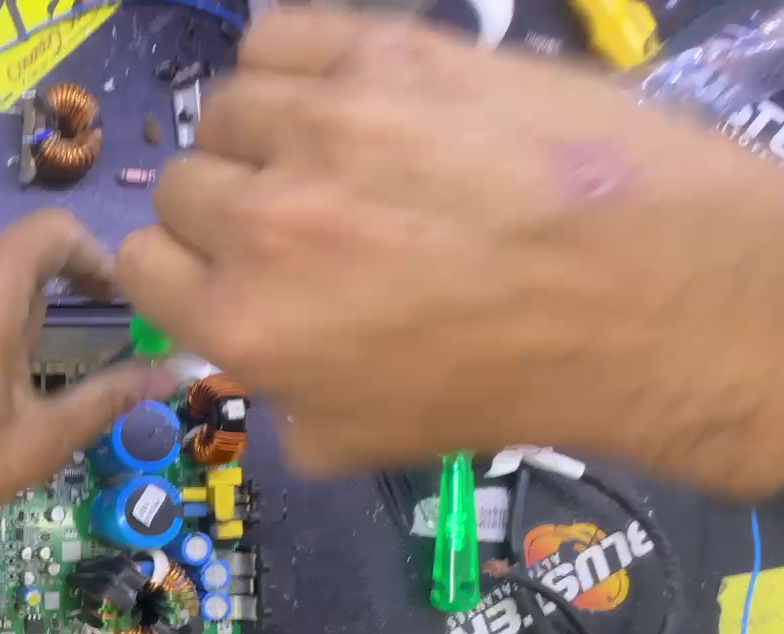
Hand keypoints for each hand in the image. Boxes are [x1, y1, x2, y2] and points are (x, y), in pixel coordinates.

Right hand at [117, 11, 783, 496]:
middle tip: (281, 222)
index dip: (172, 270)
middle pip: (176, 187)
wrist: (645, 297)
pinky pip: (277, 35)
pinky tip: (328, 93)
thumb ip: (262, 396)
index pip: (137, 263)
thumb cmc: (483, 385)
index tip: (212, 271)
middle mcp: (257, 224)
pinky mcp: (388, 55)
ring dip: (251, 139)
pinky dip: (285, 63)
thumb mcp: (338, 441)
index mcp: (236, 321)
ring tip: (314, 155)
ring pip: (219, 111)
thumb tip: (250, 355)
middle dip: (214, 210)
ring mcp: (319, 131)